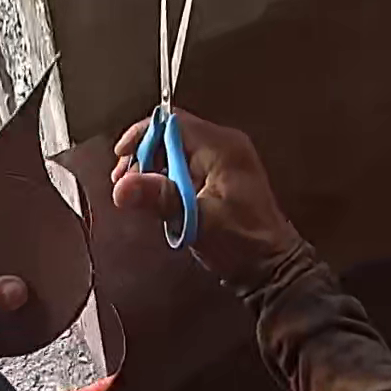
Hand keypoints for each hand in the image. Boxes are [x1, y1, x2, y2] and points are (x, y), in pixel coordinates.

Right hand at [112, 110, 304, 291]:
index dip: (141, 137)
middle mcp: (223, 147)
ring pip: (175, 153)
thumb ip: (160, 199)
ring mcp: (222, 162)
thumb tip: (122, 187)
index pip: (172, 122)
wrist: (269, 267)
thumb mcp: (197, 220)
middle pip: (171, 136)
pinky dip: (167, 181)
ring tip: (139, 196)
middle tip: (125, 185)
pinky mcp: (219, 179)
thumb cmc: (241, 244)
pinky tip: (159, 202)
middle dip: (143, 157)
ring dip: (153, 171)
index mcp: (221, 148)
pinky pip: (184, 168)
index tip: (120, 160)